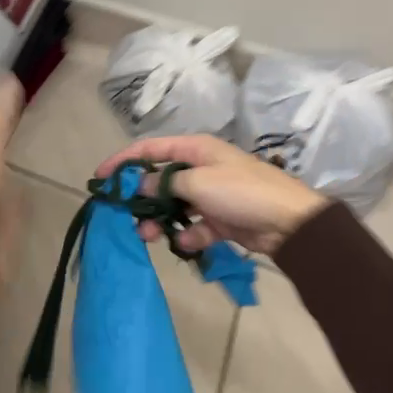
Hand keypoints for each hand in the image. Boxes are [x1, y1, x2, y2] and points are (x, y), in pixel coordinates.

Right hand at [96, 135, 327, 257]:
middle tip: (123, 215)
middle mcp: (200, 168)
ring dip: (159, 219)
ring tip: (148, 234)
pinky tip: (185, 243)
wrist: (291, 223)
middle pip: (159, 180)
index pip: (150, 149)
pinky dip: (187, 235)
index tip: (100, 177)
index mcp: (195, 149)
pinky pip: (194, 226)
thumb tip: (138, 185)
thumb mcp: (198, 183)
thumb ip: (163, 184)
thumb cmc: (242, 191)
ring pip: (173, 206)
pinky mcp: (221, 220)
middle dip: (140, 197)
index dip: (123, 160)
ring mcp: (211, 195)